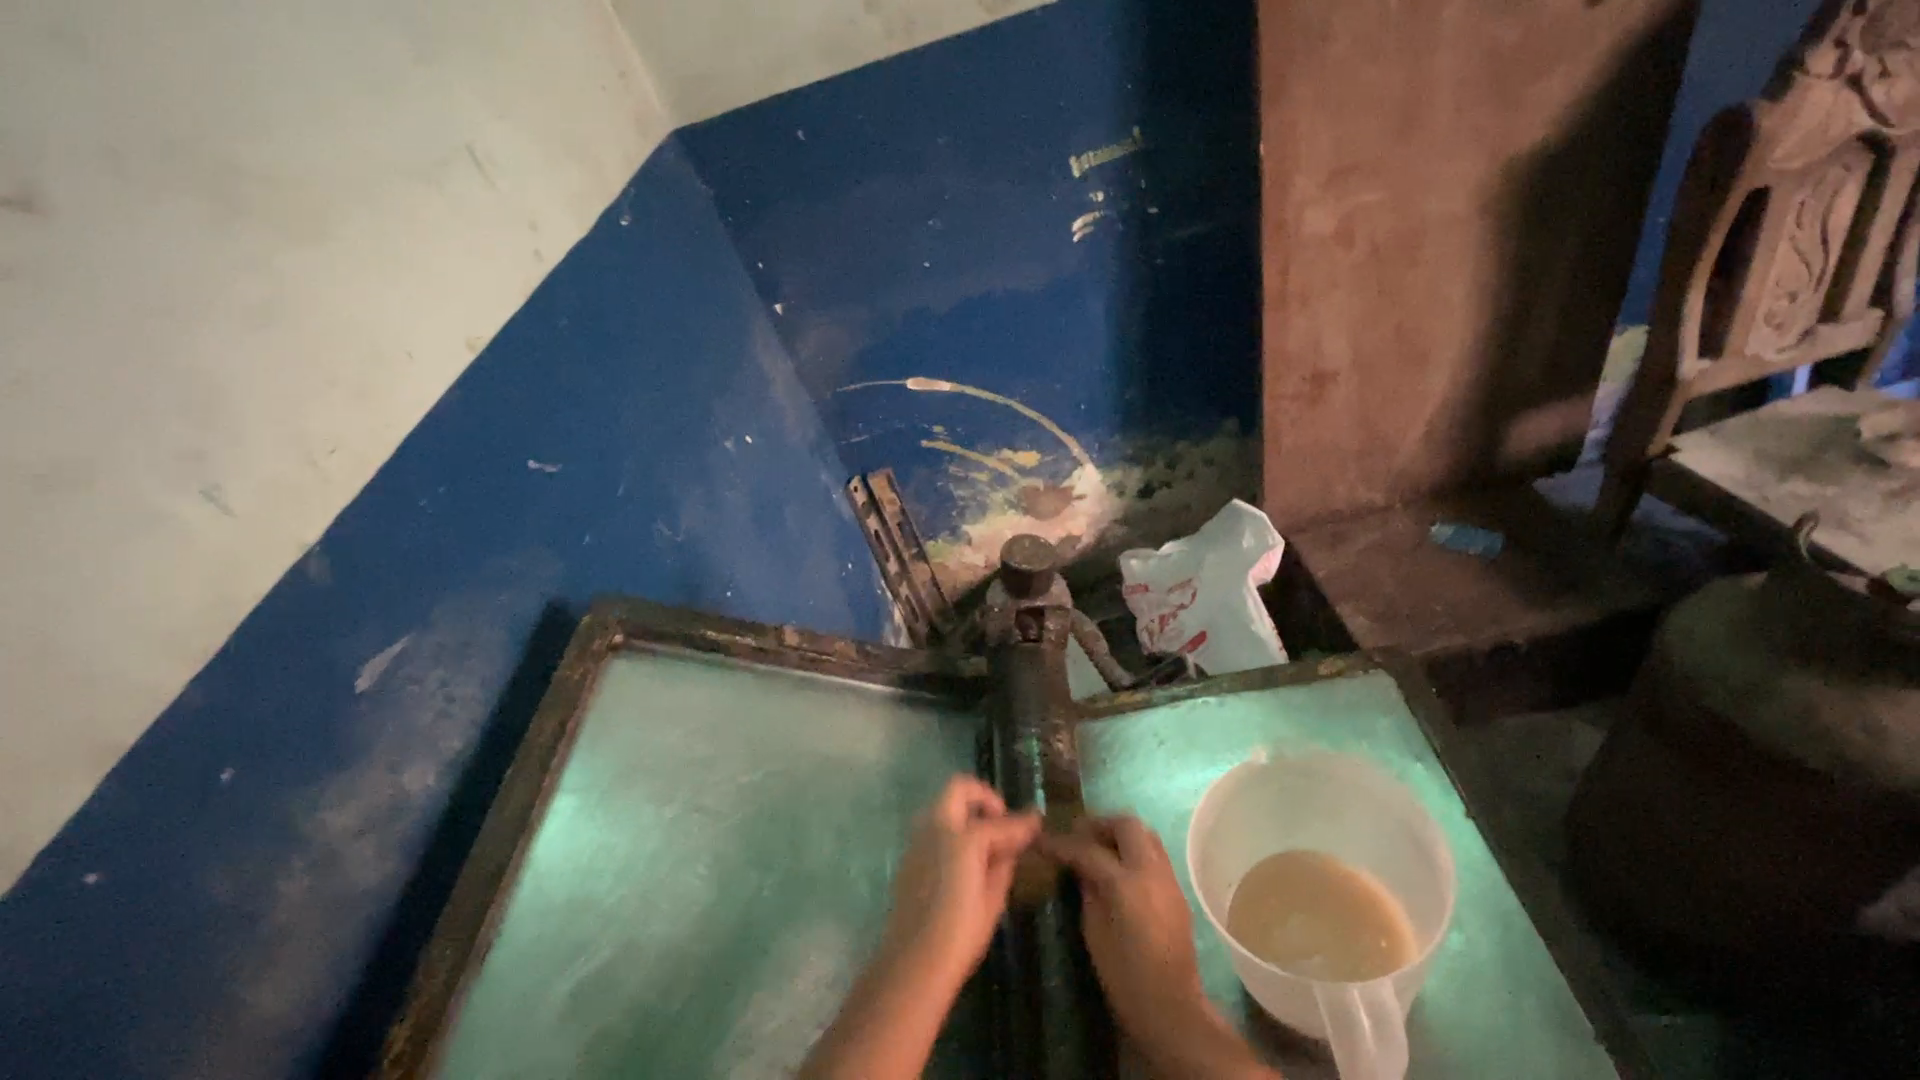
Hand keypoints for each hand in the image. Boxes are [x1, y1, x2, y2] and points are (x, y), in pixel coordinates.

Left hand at [881, 775, 1041, 987]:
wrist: (913, 963)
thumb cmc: (961, 934)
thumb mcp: (993, 897)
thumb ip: (1004, 860)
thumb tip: (1014, 842)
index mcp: (961, 838)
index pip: (999, 822)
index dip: (1021, 823)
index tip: (1036, 822)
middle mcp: (935, 828)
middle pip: (959, 790)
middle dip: (984, 798)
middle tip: (1002, 821)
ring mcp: (917, 840)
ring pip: (942, 806)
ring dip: (965, 812)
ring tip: (987, 843)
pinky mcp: (908, 856)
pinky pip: (933, 829)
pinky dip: (952, 831)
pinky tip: (966, 860)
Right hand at [1048, 816, 1277, 1079]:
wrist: (1170, 1006)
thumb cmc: (1124, 976)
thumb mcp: (1093, 931)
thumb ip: (1087, 891)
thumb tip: (1079, 867)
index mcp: (1126, 884)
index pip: (1088, 850)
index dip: (1062, 844)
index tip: (1042, 841)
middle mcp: (1152, 871)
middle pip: (1127, 825)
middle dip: (1099, 825)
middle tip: (1077, 837)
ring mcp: (1169, 879)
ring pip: (1146, 835)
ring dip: (1120, 834)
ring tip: (1097, 849)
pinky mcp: (1177, 890)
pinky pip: (1155, 855)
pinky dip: (1134, 851)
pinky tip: (1118, 869)